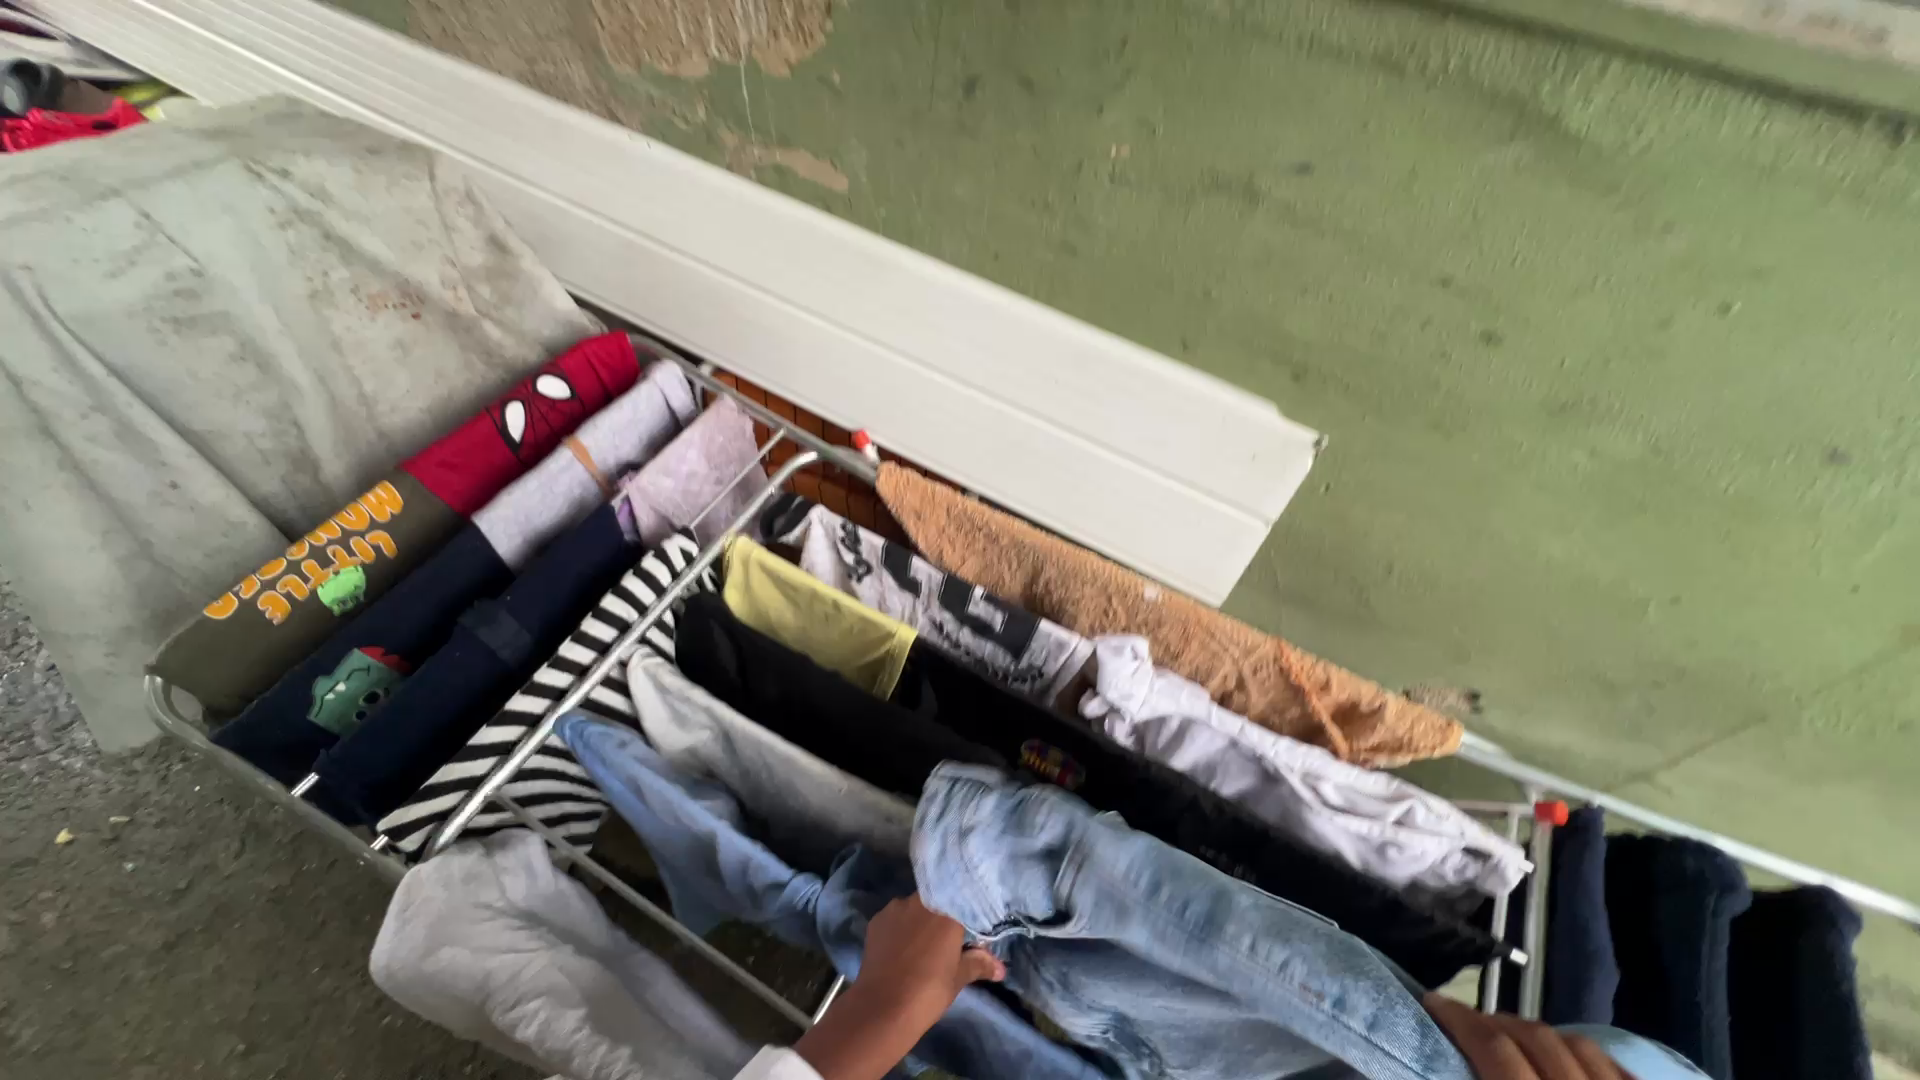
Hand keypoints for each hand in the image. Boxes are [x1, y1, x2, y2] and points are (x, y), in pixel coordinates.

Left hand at [794, 895, 1004, 1079]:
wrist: (883, 1007)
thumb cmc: (929, 990)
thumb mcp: (958, 978)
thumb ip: (979, 964)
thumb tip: (1001, 968)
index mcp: (946, 910)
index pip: (962, 900)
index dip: (965, 912)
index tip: (968, 925)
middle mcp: (920, 901)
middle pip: (936, 901)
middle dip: (941, 916)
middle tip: (946, 939)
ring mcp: (895, 908)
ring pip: (913, 908)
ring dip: (919, 920)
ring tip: (921, 945)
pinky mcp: (876, 920)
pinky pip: (894, 918)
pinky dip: (900, 928)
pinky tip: (901, 949)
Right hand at [1425, 994, 1637, 1079]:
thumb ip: (1481, 1078)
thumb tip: (1444, 1063)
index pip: (1496, 1049)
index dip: (1459, 1019)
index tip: (1433, 1003)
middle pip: (1538, 1038)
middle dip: (1495, 1020)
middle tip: (1465, 1020)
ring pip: (1581, 1046)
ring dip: (1540, 1033)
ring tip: (1514, 1037)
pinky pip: (1622, 1070)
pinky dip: (1591, 1057)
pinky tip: (1570, 1058)